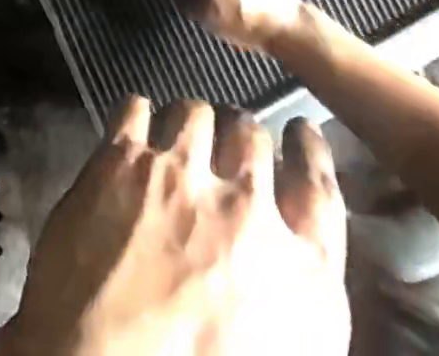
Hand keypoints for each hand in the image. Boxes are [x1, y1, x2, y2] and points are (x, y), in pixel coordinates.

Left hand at [0, 98, 347, 355]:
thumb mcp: (291, 355)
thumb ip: (305, 296)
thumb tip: (302, 255)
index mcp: (301, 268)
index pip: (318, 186)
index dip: (308, 150)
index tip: (299, 132)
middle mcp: (244, 206)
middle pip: (252, 137)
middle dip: (243, 133)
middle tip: (229, 137)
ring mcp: (177, 175)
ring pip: (195, 114)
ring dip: (193, 120)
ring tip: (183, 129)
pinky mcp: (120, 160)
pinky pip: (136, 108)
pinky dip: (140, 111)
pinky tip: (137, 123)